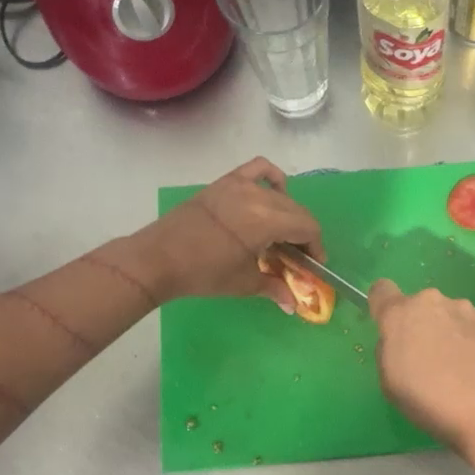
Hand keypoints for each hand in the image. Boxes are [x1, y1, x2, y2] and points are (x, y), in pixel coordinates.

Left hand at [133, 157, 324, 309]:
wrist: (158, 259)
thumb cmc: (203, 273)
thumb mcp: (244, 283)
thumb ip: (274, 288)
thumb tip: (293, 305)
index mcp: (267, 221)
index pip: (307, 227)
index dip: (316, 247)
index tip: (313, 265)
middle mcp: (258, 197)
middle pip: (297, 211)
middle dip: (303, 234)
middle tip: (297, 257)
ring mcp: (240, 185)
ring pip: (280, 195)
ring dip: (288, 213)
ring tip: (280, 234)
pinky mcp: (224, 182)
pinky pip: (258, 169)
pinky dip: (272, 179)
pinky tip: (271, 195)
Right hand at [369, 279, 474, 451]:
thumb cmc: (430, 400)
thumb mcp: (390, 383)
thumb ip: (389, 351)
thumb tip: (402, 342)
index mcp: (400, 314)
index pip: (381, 290)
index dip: (383, 307)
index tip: (391, 329)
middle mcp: (433, 302)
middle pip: (420, 307)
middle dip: (421, 327)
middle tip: (429, 362)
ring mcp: (467, 310)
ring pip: (449, 316)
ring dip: (449, 334)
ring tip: (460, 370)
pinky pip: (473, 328)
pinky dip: (472, 343)